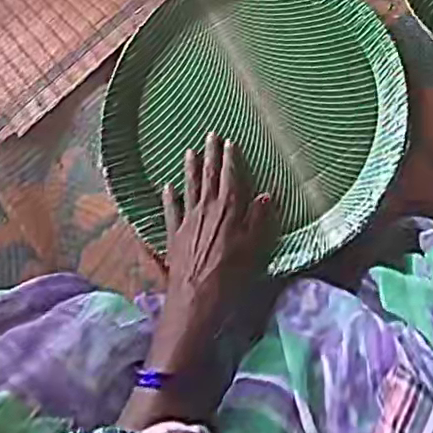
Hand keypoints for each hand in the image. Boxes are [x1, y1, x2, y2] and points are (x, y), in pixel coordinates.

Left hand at [150, 132, 273, 373]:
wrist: (195, 299)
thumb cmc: (230, 275)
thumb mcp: (253, 248)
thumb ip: (257, 220)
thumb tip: (265, 194)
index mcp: (228, 210)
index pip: (230, 177)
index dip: (230, 159)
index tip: (229, 141)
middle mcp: (206, 209)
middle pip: (209, 176)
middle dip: (211, 154)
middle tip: (210, 134)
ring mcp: (188, 221)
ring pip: (189, 187)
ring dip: (190, 168)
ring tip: (189, 150)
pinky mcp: (174, 235)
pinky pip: (171, 210)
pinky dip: (169, 197)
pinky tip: (167, 186)